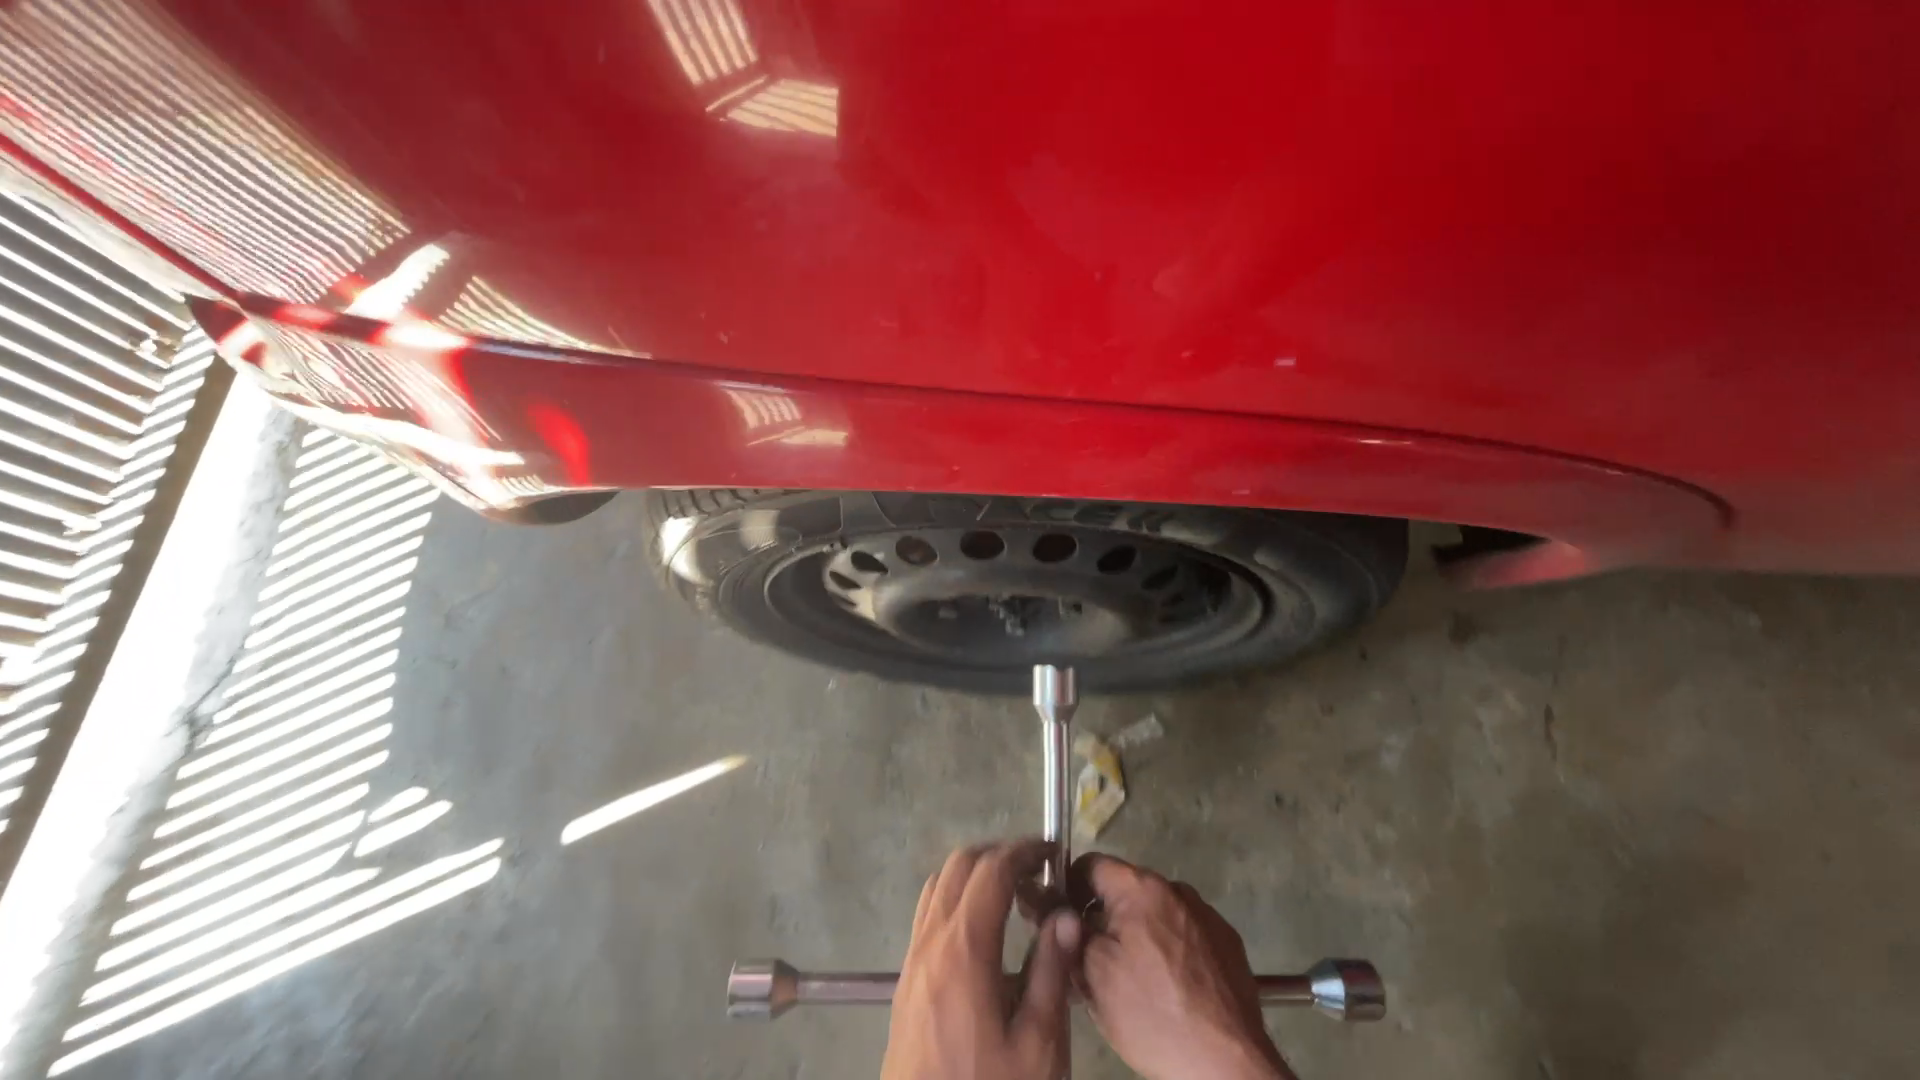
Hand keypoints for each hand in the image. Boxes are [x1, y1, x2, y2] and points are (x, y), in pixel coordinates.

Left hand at [881, 840, 1081, 1079]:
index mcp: (963, 949)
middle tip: (1037, 868)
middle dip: (999, 854)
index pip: (991, 871)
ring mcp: (912, 960)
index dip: (1023, 852)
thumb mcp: (1038, 1045)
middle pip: (958, 866)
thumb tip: (1065, 916)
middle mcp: (930, 942)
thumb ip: (1052, 973)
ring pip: (938, 886)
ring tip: (1014, 892)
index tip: (1052, 853)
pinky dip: (956, 899)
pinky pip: (928, 915)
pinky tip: (985, 931)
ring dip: (974, 874)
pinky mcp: (906, 982)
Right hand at [1074, 854, 1294, 1079]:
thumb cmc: (1152, 1015)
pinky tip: (1171, 987)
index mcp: (1140, 889)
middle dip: (1106, 916)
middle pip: (1126, 890)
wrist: (1227, 1063)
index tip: (1064, 920)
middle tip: (1095, 959)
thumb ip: (1073, 933)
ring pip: (1157, 913)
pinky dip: (1171, 949)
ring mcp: (1207, 916)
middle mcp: (1176, 890)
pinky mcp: (1229, 943)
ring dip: (1140, 933)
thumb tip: (1066, 914)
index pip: (1090, 864)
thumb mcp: (1093, 975)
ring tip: (1137, 978)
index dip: (1070, 888)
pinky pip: (1185, 934)